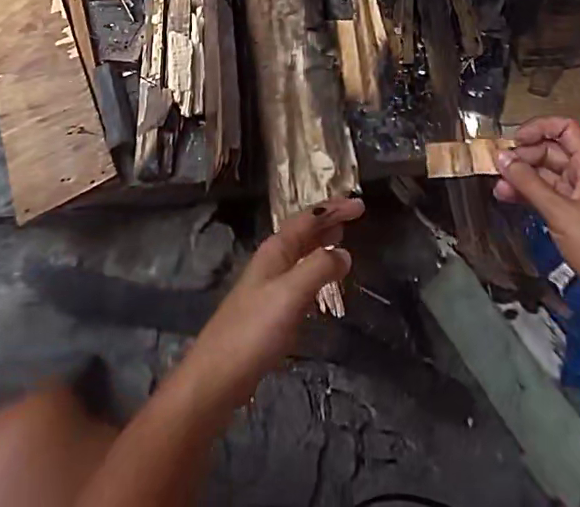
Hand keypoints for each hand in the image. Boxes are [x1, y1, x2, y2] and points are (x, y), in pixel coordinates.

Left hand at [178, 197, 364, 407]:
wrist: (218, 375)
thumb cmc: (254, 330)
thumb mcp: (290, 293)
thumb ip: (318, 268)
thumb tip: (345, 252)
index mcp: (275, 251)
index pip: (307, 219)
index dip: (333, 209)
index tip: (360, 204)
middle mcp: (271, 262)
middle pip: (303, 232)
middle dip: (328, 220)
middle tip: (355, 214)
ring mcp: (270, 286)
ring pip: (301, 253)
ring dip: (322, 241)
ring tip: (342, 236)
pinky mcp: (271, 309)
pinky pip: (300, 276)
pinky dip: (316, 268)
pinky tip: (324, 280)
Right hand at [493, 117, 579, 316]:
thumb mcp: (560, 213)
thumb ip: (528, 183)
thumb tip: (502, 157)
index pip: (566, 129)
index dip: (540, 128)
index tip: (515, 140)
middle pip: (553, 152)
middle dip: (525, 156)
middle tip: (499, 167)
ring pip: (548, 175)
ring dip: (523, 177)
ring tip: (498, 186)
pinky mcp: (575, 218)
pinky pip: (548, 196)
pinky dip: (529, 195)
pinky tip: (510, 199)